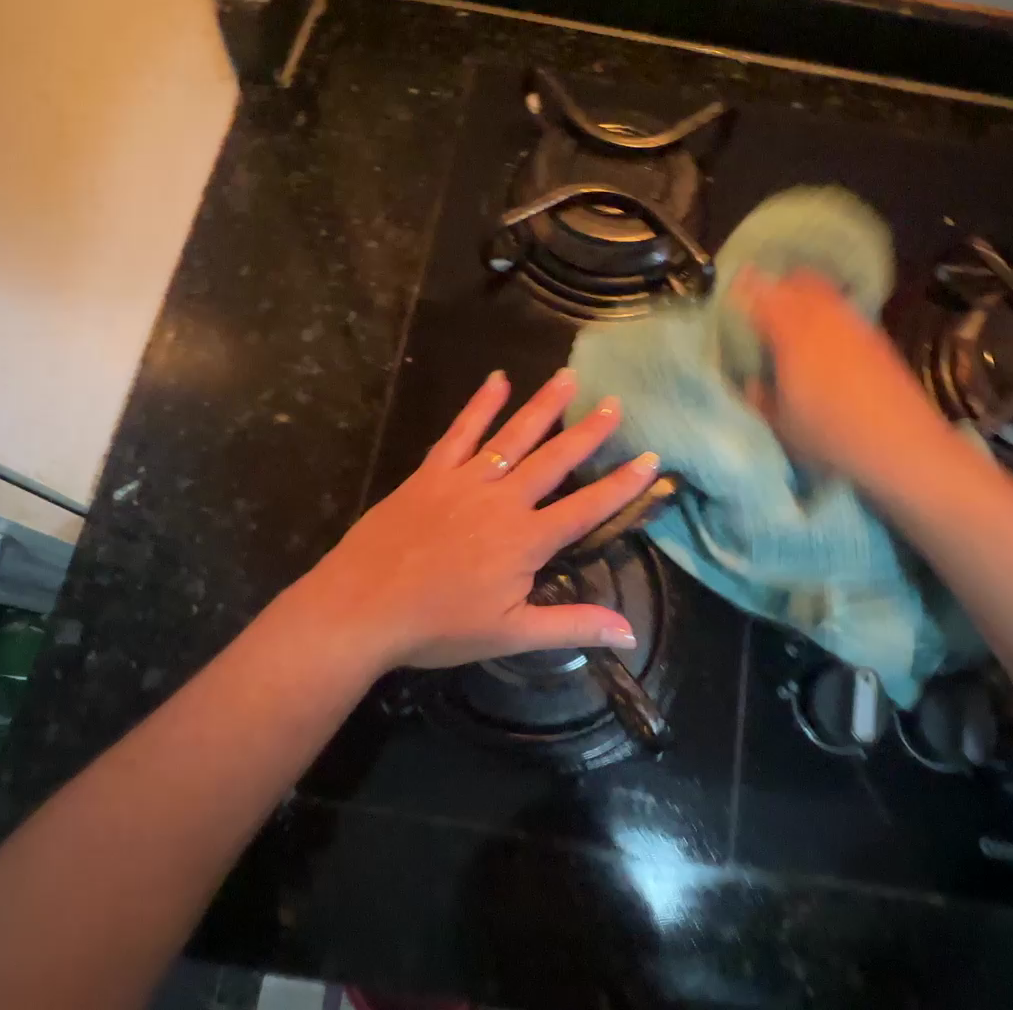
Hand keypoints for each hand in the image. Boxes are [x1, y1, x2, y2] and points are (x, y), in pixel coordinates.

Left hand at [293, 367, 659, 671]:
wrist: (362, 606)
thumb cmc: (439, 626)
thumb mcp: (511, 634)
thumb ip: (573, 626)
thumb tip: (631, 633)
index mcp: (526, 540)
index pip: (585, 508)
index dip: (621, 485)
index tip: (650, 459)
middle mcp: (502, 501)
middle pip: (554, 460)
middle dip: (588, 432)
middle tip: (615, 403)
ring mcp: (465, 482)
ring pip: (513, 437)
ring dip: (543, 407)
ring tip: (568, 379)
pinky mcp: (430, 474)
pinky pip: (460, 432)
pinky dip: (480, 405)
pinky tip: (497, 379)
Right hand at [739, 267, 964, 490]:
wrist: (901, 443)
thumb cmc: (830, 436)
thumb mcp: (781, 425)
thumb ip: (759, 398)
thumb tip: (752, 382)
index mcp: (791, 334)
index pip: (762, 296)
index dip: (745, 292)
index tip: (733, 295)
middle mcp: (824, 318)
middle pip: (797, 282)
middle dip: (778, 288)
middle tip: (762, 306)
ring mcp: (854, 323)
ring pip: (824, 293)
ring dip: (804, 299)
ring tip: (792, 322)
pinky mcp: (876, 336)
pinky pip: (843, 311)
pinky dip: (827, 315)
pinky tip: (824, 342)